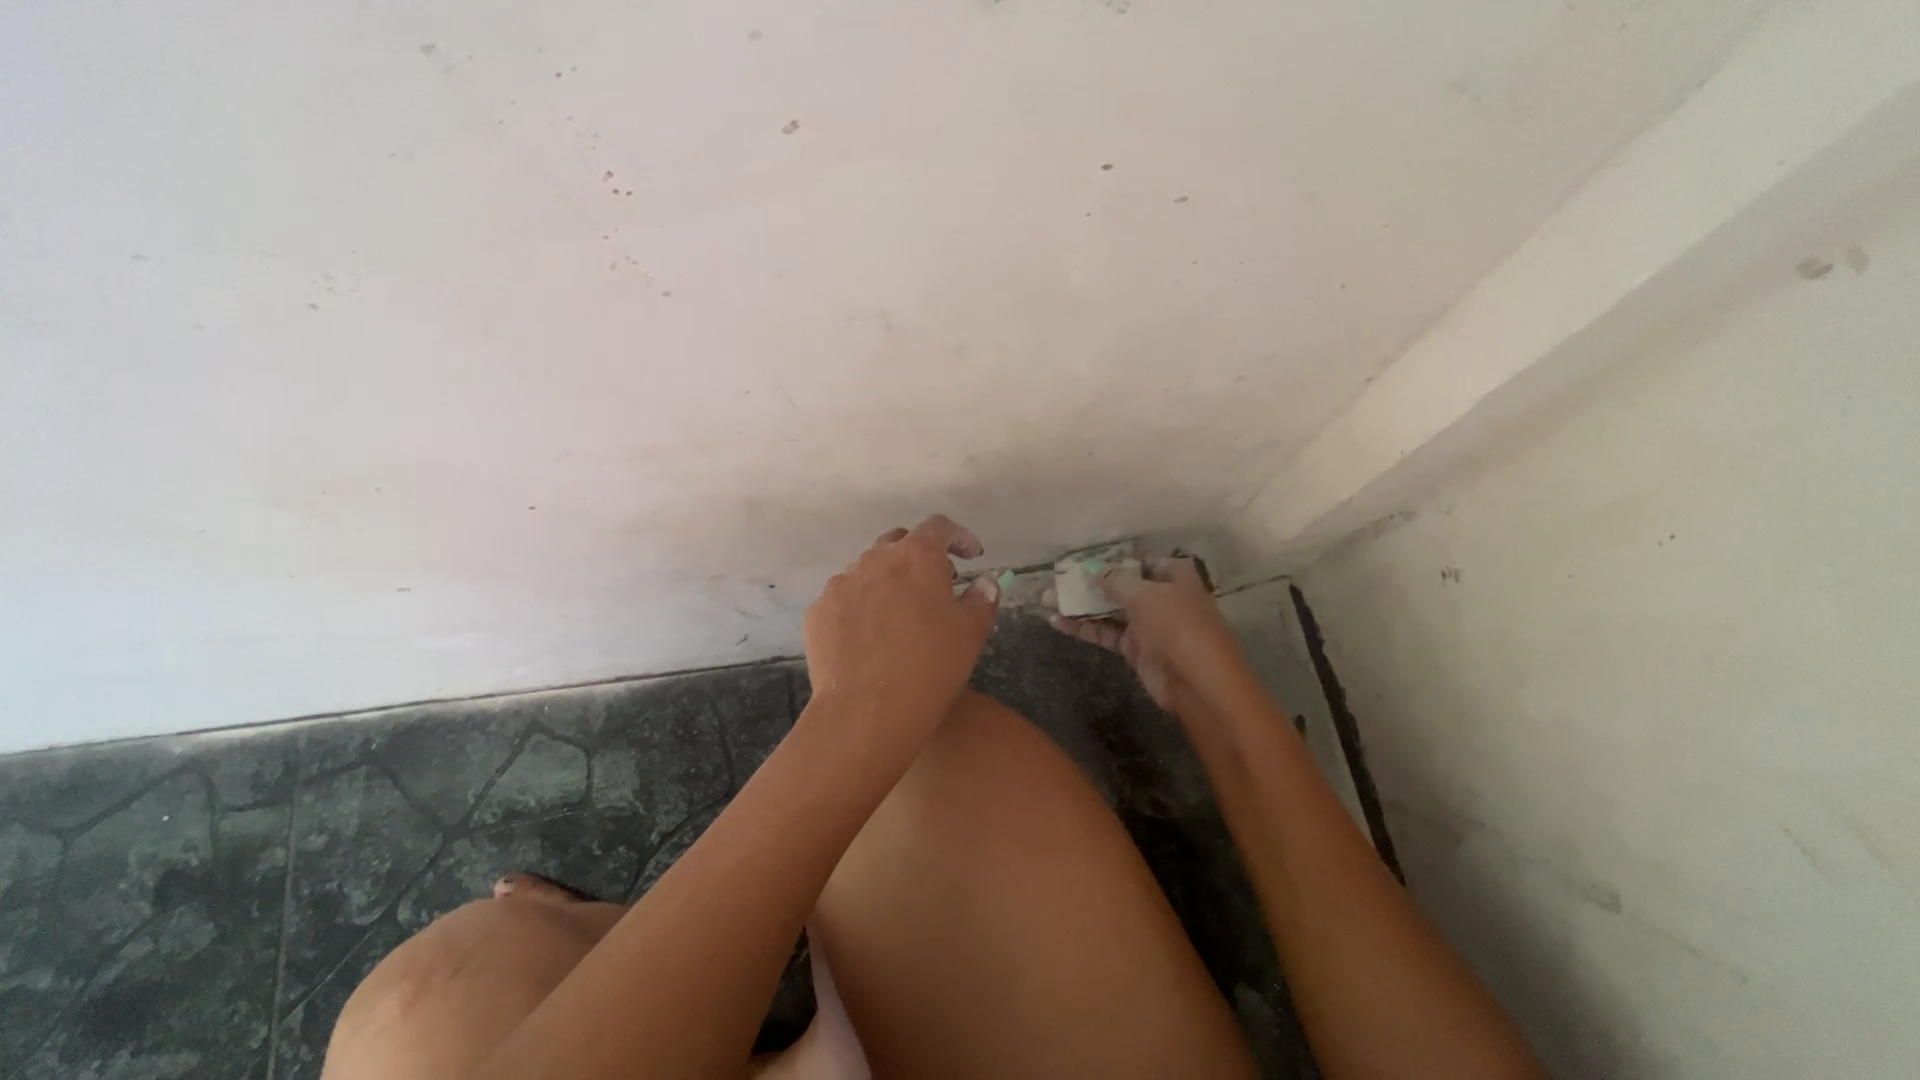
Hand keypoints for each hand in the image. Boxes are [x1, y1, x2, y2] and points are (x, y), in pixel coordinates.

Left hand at [803, 515, 999, 744]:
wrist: (866, 712)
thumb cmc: (930, 666)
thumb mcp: (971, 632)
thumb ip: (981, 598)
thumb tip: (986, 581)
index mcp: (916, 556)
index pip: (939, 527)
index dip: (959, 538)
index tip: (972, 557)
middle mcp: (874, 560)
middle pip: (899, 543)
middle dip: (920, 557)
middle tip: (937, 586)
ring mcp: (840, 585)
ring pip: (868, 571)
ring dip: (888, 583)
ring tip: (901, 616)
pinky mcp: (818, 612)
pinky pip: (845, 601)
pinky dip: (862, 609)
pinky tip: (871, 639)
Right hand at [1049, 557, 1245, 713]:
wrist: (1198, 683)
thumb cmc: (1177, 626)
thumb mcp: (1146, 595)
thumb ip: (1117, 580)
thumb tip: (1096, 572)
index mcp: (1174, 576)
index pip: (1141, 560)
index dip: (1114, 559)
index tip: (1084, 559)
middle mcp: (1162, 597)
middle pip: (1121, 586)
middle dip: (1090, 583)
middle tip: (1057, 579)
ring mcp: (1148, 625)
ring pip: (1110, 610)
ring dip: (1081, 605)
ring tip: (1047, 599)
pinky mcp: (1135, 649)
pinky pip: (1106, 633)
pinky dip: (1083, 627)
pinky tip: (1057, 621)